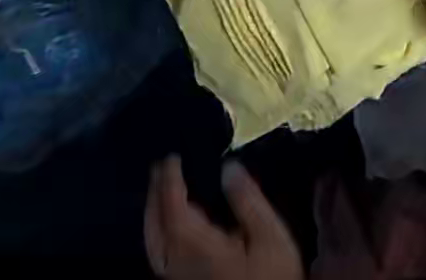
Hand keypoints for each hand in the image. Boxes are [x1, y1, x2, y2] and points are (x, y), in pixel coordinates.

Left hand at [144, 156, 301, 279]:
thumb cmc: (271, 273)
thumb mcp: (269, 233)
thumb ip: (247, 200)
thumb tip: (228, 166)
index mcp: (200, 248)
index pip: (175, 212)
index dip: (170, 185)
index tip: (171, 158)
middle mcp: (182, 265)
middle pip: (156, 231)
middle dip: (155, 198)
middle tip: (160, 168)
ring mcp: (181, 278)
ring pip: (155, 246)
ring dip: (153, 215)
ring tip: (161, 190)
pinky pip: (162, 254)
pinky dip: (160, 231)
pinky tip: (171, 223)